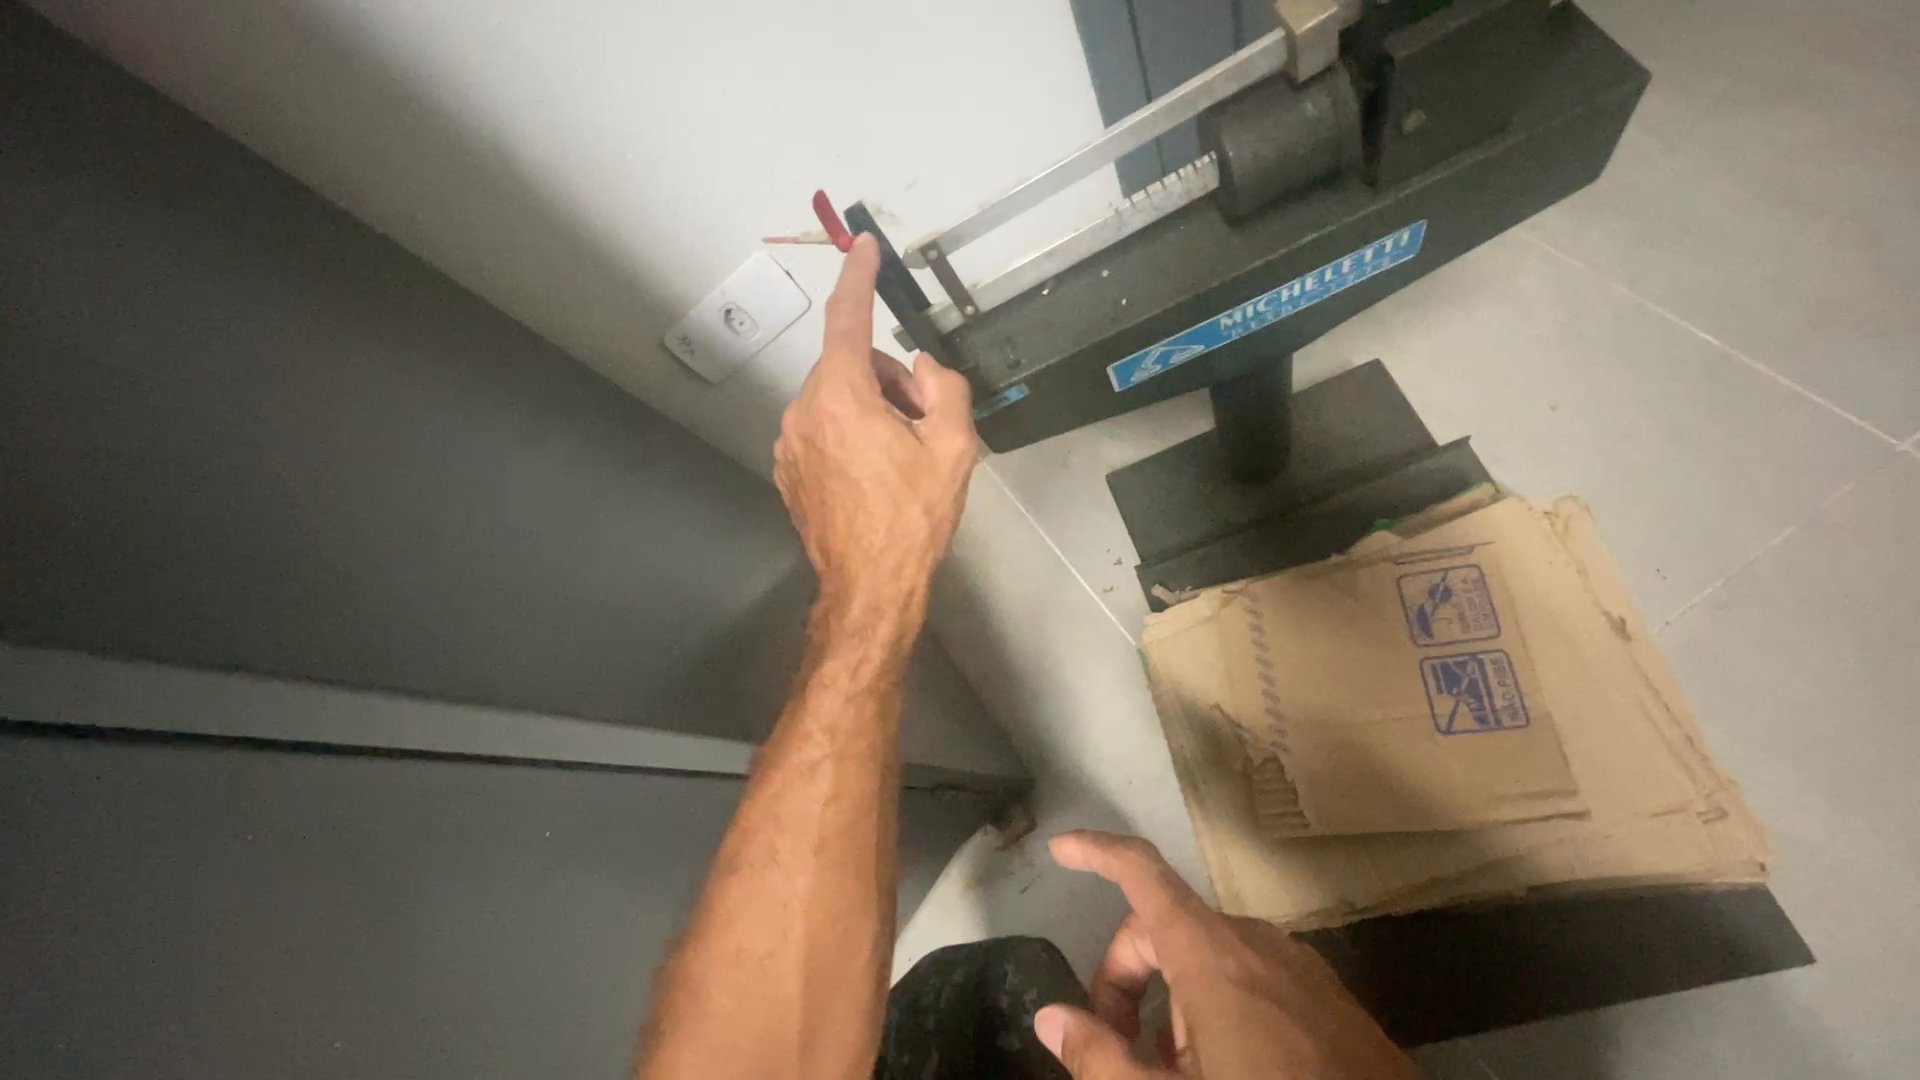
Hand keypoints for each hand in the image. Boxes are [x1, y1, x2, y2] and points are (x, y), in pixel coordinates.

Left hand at [774, 234, 977, 615]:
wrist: (870, 586)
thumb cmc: (913, 518)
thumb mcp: (954, 449)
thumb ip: (945, 388)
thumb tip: (924, 369)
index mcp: (842, 397)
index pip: (848, 319)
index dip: (859, 278)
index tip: (863, 247)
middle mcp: (805, 411)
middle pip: (850, 365)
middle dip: (890, 380)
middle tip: (923, 424)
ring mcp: (790, 443)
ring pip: (836, 397)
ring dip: (871, 408)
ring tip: (901, 457)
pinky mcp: (788, 469)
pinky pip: (822, 428)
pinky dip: (850, 432)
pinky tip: (874, 475)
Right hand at [1035, 832, 1419, 1079]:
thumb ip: (1101, 1060)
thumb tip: (1050, 1018)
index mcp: (1211, 954)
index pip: (1141, 872)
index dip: (1096, 852)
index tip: (1061, 850)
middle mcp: (1254, 942)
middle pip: (1165, 926)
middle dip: (1125, 976)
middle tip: (1115, 1047)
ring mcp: (1298, 968)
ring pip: (1209, 958)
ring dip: (1171, 1003)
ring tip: (1175, 1073)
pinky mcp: (1330, 1000)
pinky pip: (1253, 979)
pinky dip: (1217, 1008)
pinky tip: (1228, 1071)